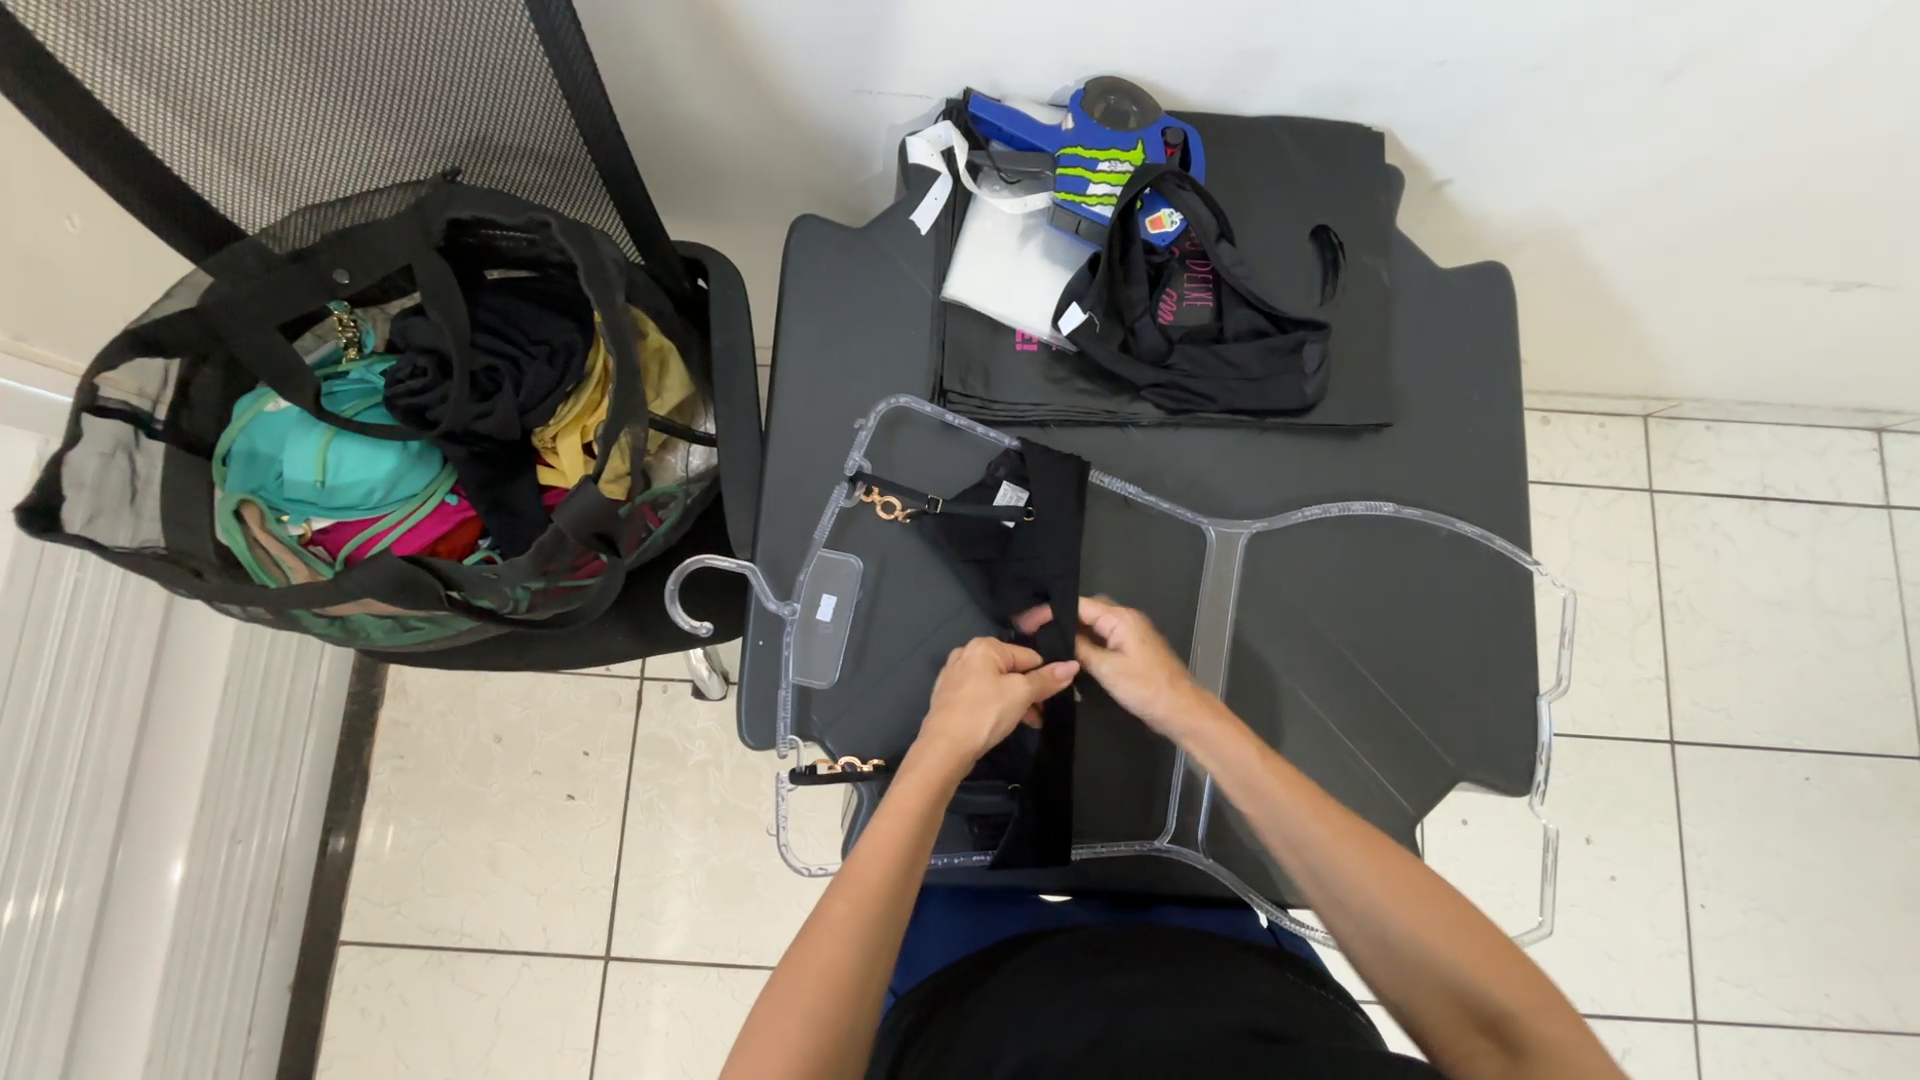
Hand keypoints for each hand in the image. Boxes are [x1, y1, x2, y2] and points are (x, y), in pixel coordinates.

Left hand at [913, 637, 1078, 775]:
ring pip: (996, 684)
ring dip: (1015, 702)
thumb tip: (1072, 665)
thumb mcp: (1021, 694)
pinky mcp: (948, 696)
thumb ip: (1047, 679)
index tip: (1054, 700)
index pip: (1029, 657)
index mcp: (984, 646)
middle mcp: (966, 654)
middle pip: (1011, 670)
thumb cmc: (985, 713)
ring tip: (1027, 723)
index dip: (1045, 678)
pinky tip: (1001, 724)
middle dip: (1029, 692)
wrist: (944, 748)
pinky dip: (995, 706)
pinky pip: (981, 696)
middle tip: (1040, 716)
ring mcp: (954, 675)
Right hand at [1018, 596, 1213, 738]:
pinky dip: (1086, 643)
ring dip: (1073, 631)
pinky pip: (1103, 638)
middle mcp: (1126, 619)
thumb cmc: (1145, 688)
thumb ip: (1080, 648)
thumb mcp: (1106, 669)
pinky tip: (1070, 654)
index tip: (1027, 621)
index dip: (1051, 611)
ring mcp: (1130, 634)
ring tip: (1045, 640)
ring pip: (1094, 625)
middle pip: (1086, 610)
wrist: (1182, 710)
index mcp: (1120, 618)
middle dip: (1061, 618)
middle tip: (1034, 630)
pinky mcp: (1131, 649)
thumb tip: (1057, 636)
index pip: (1078, 604)